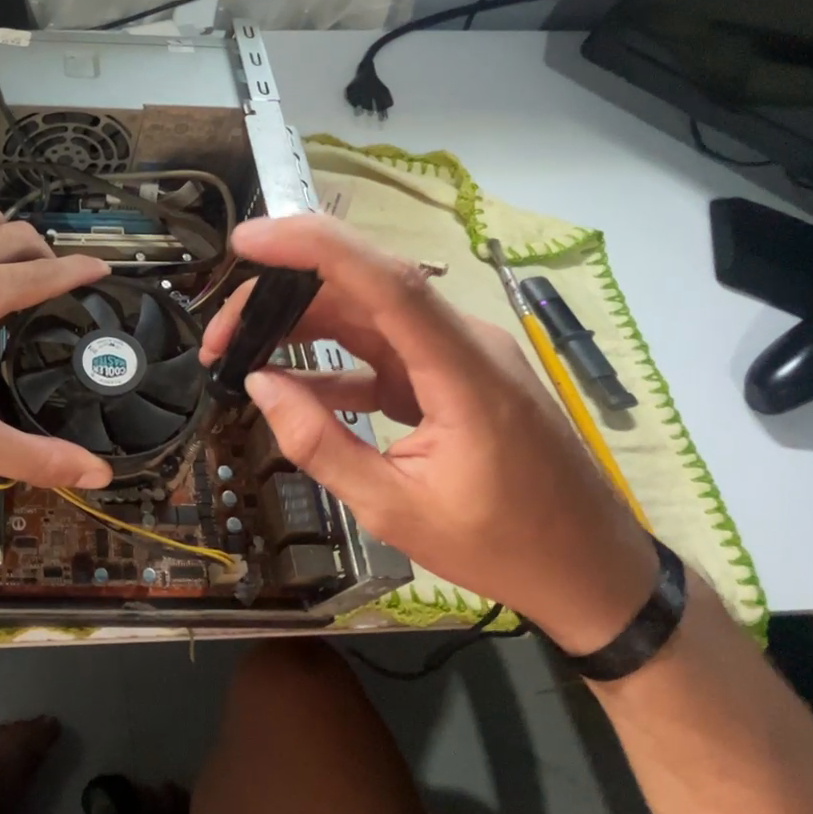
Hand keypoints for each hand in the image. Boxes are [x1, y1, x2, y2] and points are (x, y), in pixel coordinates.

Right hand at [199, 215, 656, 652]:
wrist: (593, 572)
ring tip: (236, 354)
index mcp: (462, 371)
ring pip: (363, 315)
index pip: (385, 282)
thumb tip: (257, 385)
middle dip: (279, 299)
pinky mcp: (448, 376)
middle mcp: (460, 344)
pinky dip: (328, 360)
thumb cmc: (504, 546)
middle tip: (218, 337)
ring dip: (297, 327)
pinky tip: (284, 381)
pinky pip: (378, 350)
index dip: (313, 248)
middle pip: (359, 290)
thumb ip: (320, 444)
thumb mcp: (396, 509)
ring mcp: (456, 356)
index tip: (247, 242)